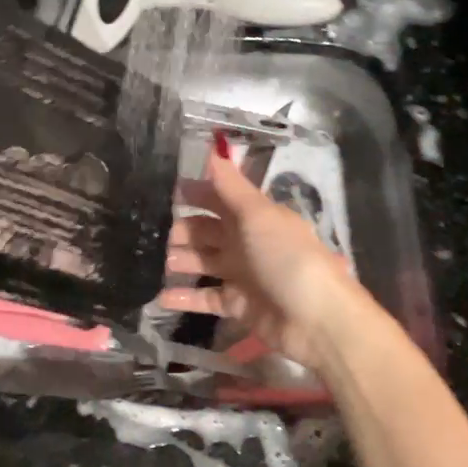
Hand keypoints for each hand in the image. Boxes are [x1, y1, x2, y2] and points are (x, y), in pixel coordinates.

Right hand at [159, 134, 387, 368]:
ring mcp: (241, 274)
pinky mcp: (237, 305)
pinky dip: (185, 298)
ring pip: (202, 261)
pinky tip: (160, 296)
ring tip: (155, 261)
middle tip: (151, 231)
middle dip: (181, 229)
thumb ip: (231, 185)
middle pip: (206, 230)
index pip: (218, 197)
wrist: (316, 319)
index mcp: (254, 216)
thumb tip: (213, 148)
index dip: (194, 192)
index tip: (162, 189)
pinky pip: (205, 298)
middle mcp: (246, 241)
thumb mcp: (258, 214)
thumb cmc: (287, 257)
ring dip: (179, 260)